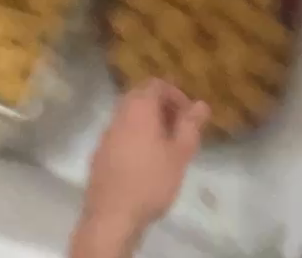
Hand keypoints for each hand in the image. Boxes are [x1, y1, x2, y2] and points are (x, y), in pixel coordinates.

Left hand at [71, 79, 208, 257]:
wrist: (111, 217)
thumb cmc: (150, 181)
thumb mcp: (179, 154)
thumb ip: (190, 126)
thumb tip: (201, 104)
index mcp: (139, 107)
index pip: (157, 84)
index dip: (175, 94)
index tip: (188, 114)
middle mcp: (120, 113)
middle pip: (141, 97)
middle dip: (162, 107)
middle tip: (179, 128)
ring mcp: (107, 133)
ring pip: (130, 115)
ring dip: (148, 123)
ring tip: (166, 146)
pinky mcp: (100, 153)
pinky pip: (121, 133)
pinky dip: (135, 137)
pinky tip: (145, 162)